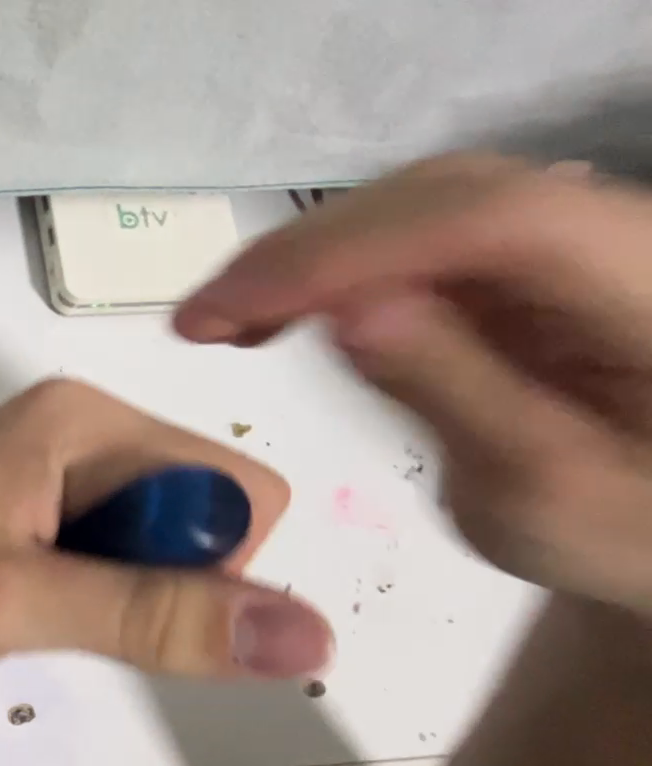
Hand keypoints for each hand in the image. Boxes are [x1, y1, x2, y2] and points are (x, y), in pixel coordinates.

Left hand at [0, 378, 332, 676]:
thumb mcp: (15, 603)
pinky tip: (23, 589)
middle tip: (55, 606)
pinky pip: (107, 536)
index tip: (109, 607)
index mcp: (86, 420)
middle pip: (197, 511)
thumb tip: (311, 636)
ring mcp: (54, 452)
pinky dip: (83, 579)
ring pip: (153, 532)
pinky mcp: (33, 485)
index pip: (236, 492)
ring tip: (31, 599)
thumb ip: (150, 616)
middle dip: (148, 580)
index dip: (200, 571)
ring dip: (112, 586)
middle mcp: (81, 420)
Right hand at [175, 154, 651, 614]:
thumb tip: (350, 312)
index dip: (345, 253)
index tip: (222, 311)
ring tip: (222, 321)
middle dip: (303, 251)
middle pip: (447, 195)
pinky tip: (278, 309)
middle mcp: (628, 235)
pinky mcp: (535, 262)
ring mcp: (581, 238)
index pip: (494, 224)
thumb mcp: (540, 491)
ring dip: (305, 254)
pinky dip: (330, 264)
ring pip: (423, 201)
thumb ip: (454, 392)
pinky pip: (419, 232)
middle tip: (196, 321)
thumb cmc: (621, 532)